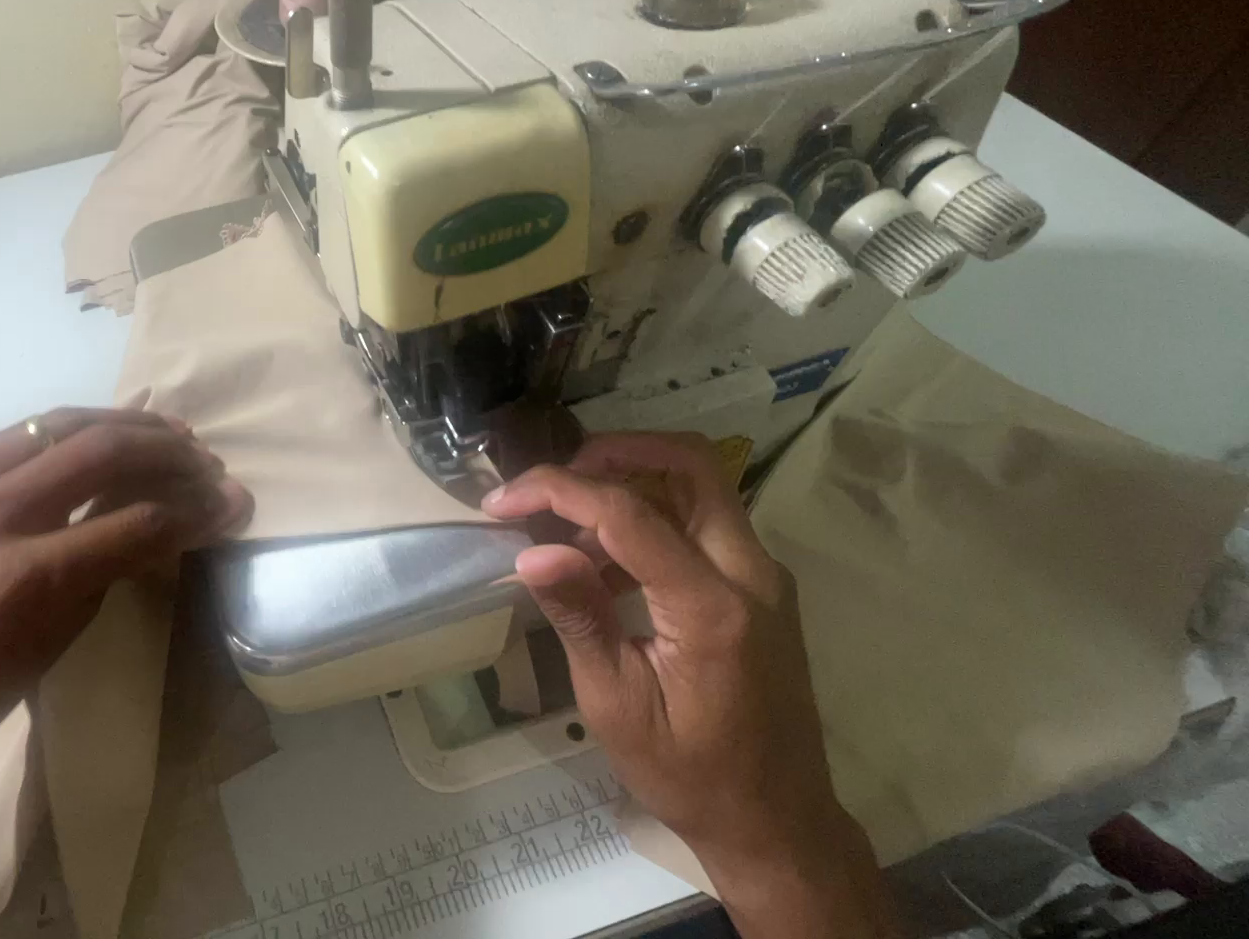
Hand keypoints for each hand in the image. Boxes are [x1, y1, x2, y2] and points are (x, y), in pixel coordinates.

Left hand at [0, 408, 248, 750]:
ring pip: (61, 424)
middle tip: (206, 462)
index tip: (234, 502)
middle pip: (102, 452)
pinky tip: (105, 435)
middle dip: (168, 452)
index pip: (133, 523)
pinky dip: (74, 430)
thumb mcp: (55, 640)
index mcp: (20, 580)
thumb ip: (111, 567)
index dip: (195, 510)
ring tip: (171, 434)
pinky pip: (20, 433)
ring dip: (126, 425)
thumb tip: (169, 519)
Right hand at [482, 432, 895, 937]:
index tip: (500, 502)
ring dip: (627, 483)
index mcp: (711, 606)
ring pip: (697, 485)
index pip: (628, 513)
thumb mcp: (617, 704)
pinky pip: (701, 520)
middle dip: (612, 452)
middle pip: (688, 464)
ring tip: (565, 529)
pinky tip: (602, 561)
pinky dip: (648, 515)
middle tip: (552, 480)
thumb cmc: (689, 773)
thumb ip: (580, 616)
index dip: (557, 492)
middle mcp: (750, 573)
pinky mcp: (757, 587)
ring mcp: (761, 576)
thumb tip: (530, 550)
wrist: (777, 823)